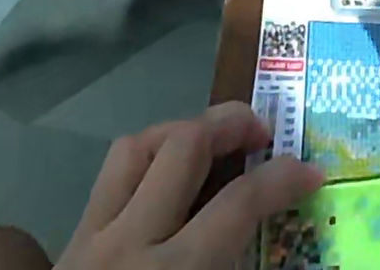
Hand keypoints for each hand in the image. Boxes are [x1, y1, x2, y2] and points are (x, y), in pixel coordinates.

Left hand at [56, 102, 322, 269]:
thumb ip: (234, 265)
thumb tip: (264, 226)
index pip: (238, 205)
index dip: (282, 179)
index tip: (309, 171)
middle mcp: (128, 245)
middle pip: (185, 147)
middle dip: (232, 124)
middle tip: (262, 133)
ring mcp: (90, 237)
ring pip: (138, 144)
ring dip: (184, 131)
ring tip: (214, 142)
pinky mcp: (70, 239)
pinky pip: (112, 172)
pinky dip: (148, 156)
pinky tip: (168, 175)